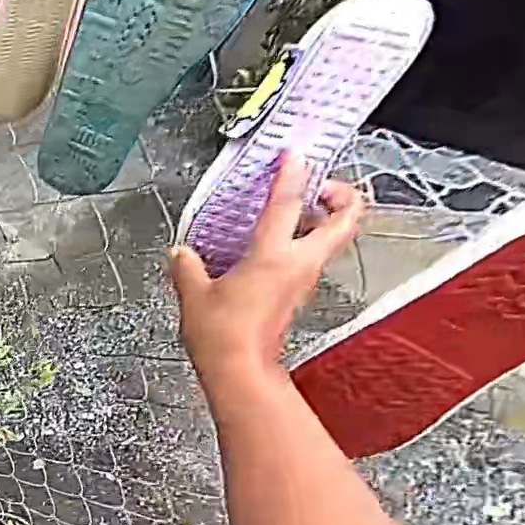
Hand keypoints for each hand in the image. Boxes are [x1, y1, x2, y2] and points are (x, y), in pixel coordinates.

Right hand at [169, 152, 364, 381]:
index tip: (295, 154)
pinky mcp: (297, 296)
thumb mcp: (194, 296)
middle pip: (343, 219)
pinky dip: (302, 246)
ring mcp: (302, 281)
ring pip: (331, 240)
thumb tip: (181, 253)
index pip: (287, 203)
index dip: (292, 173)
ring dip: (321, 221)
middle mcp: (297, 265)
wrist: (238, 370)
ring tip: (294, 216)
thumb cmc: (221, 336)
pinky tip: (272, 251)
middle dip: (340, 195)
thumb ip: (187, 268)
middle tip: (318, 187)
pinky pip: (310, 260)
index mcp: (270, 257)